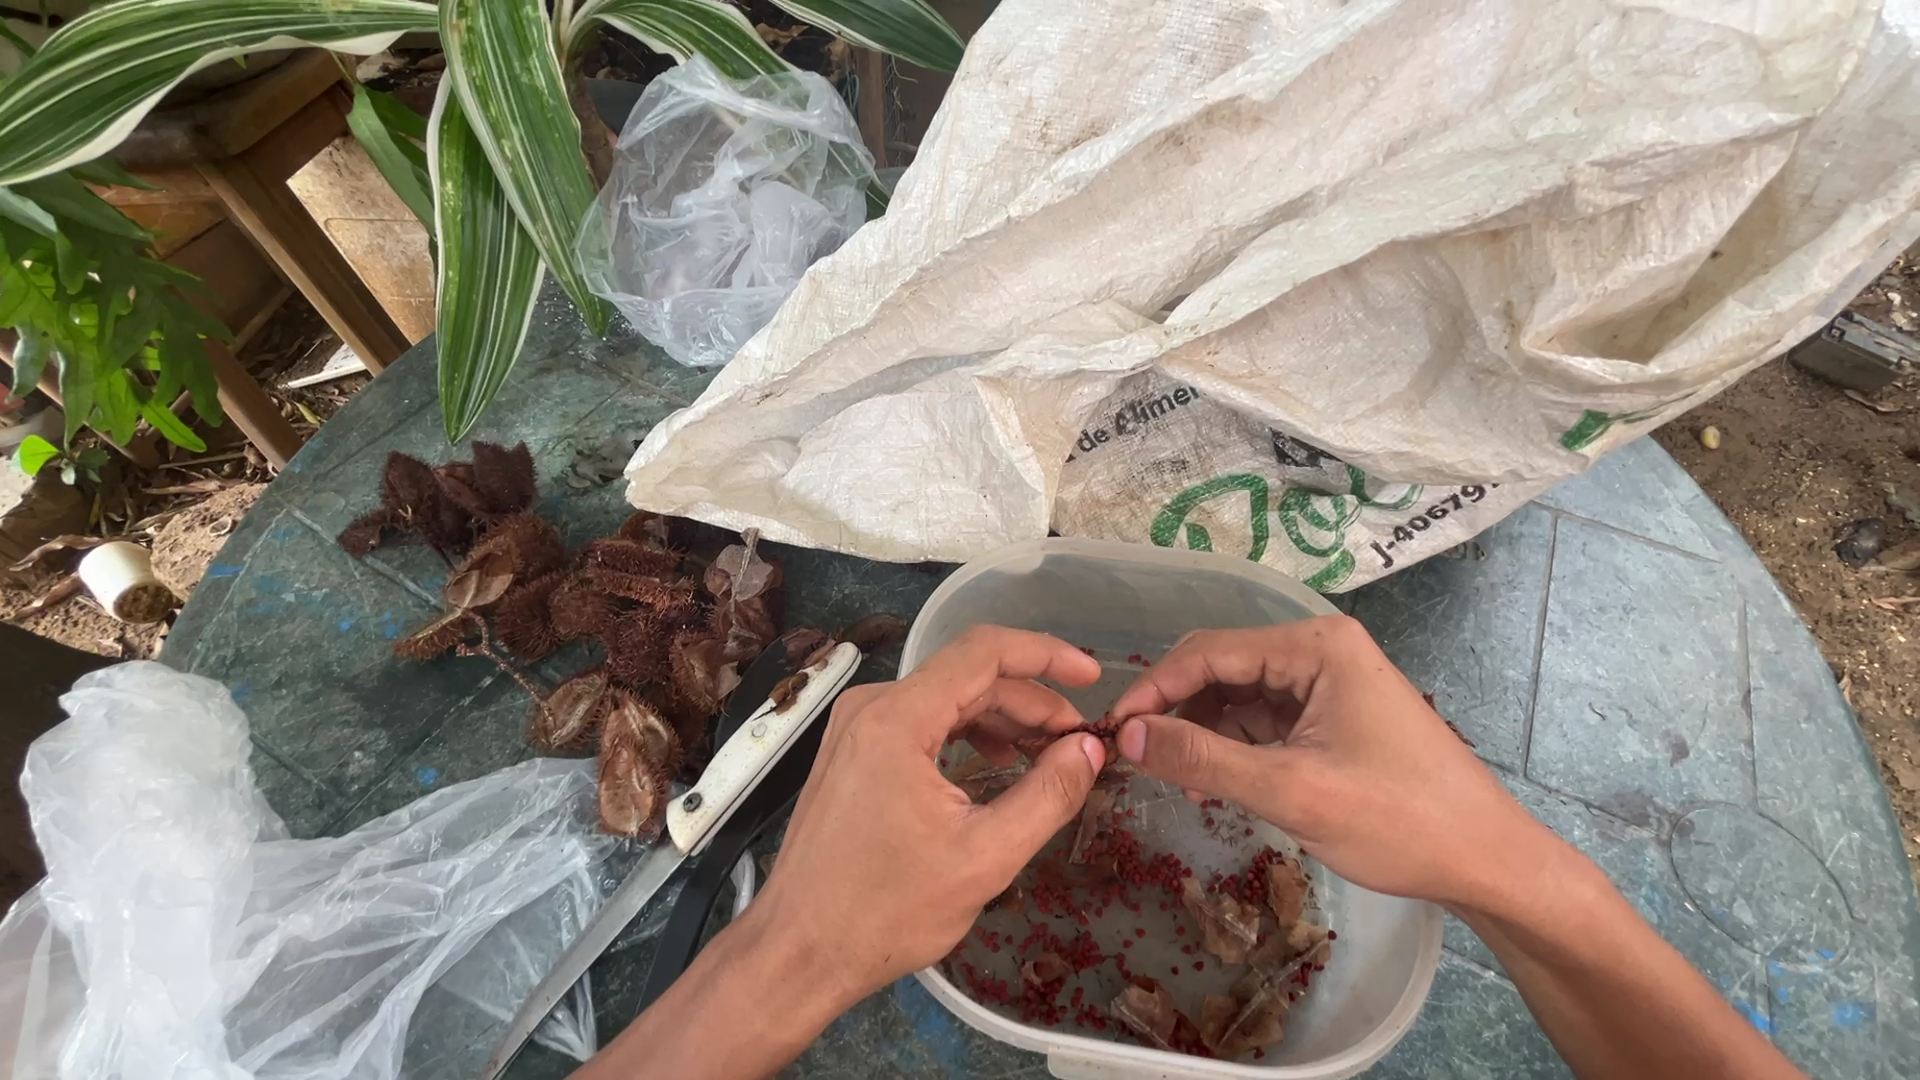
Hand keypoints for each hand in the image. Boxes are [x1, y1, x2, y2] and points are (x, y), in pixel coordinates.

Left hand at [752, 626, 1107, 1007]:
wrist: (798, 949)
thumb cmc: (886, 910)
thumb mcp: (984, 858)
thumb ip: (1047, 795)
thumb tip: (1089, 749)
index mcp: (899, 717)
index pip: (983, 652)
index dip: (1045, 654)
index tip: (1093, 675)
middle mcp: (873, 704)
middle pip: (968, 676)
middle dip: (1031, 701)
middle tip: (1078, 740)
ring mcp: (858, 724)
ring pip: (948, 697)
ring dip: (1003, 718)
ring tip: (1047, 754)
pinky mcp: (855, 747)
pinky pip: (923, 720)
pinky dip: (968, 732)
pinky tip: (998, 761)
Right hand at [1108, 615, 1548, 908]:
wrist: (1493, 867)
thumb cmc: (1399, 822)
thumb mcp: (1290, 791)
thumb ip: (1203, 758)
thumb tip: (1127, 736)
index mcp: (1315, 646)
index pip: (1209, 651)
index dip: (1154, 688)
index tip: (1114, 729)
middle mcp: (1317, 649)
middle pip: (1220, 666)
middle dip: (1175, 708)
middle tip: (1136, 753)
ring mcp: (1323, 680)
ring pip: (1235, 693)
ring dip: (1200, 729)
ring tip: (1174, 774)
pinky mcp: (1326, 712)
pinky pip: (1259, 716)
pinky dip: (1229, 743)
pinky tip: (1211, 777)